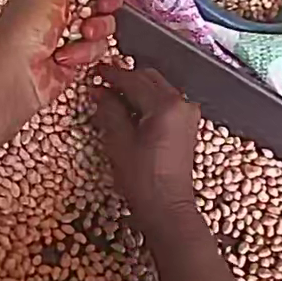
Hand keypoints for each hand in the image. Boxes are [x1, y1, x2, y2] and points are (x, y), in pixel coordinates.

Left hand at [0, 0, 137, 112]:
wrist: (19, 73)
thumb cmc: (25, 29)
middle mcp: (61, 9)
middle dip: (107, 3)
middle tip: (103, 6)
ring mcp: (69, 34)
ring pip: (105, 26)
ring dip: (96, 29)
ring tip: (81, 33)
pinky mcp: (76, 57)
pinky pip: (98, 49)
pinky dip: (84, 52)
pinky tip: (66, 56)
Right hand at [92, 65, 201, 230]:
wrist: (167, 207)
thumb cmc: (141, 178)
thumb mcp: (119, 142)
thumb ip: (109, 110)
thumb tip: (99, 91)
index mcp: (165, 105)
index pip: (134, 80)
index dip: (111, 75)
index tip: (94, 72)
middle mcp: (181, 103)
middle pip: (149, 78)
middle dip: (125, 79)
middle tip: (101, 84)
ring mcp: (188, 114)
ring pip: (158, 88)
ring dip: (136, 89)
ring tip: (113, 98)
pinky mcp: (187, 125)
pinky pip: (165, 102)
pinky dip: (148, 101)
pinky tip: (131, 111)